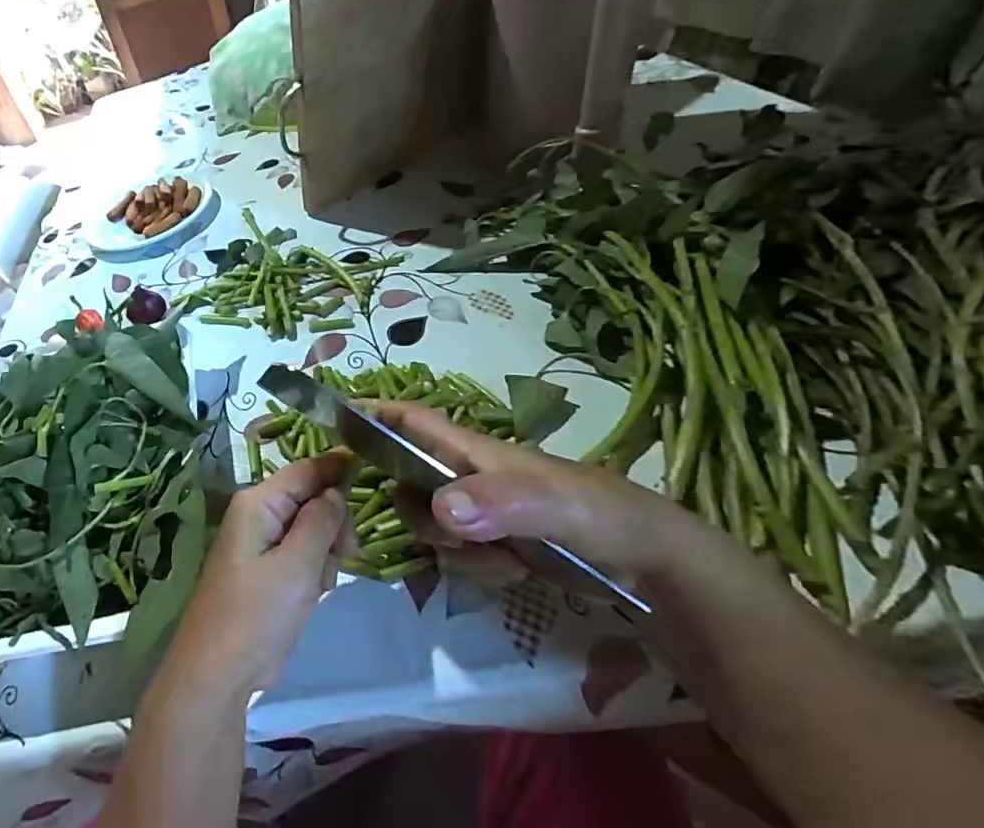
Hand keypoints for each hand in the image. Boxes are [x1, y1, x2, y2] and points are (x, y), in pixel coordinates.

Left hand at [156, 452, 356, 700]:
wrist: (218, 673)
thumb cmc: (257, 614)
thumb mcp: (298, 564)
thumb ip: (321, 521)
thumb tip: (336, 491)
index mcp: (258, 503)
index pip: (306, 469)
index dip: (339, 466)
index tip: (373, 468)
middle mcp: (258, 516)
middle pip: (312, 500)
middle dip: (334, 523)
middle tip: (348, 553)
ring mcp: (261, 544)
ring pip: (312, 530)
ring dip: (326, 553)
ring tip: (319, 584)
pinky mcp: (267, 572)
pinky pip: (302, 556)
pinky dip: (314, 571)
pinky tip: (311, 594)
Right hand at [369, 401, 694, 581]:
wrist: (648, 563)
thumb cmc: (602, 515)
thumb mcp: (556, 506)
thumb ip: (500, 503)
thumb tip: (439, 508)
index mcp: (474, 451)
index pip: (413, 421)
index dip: (374, 412)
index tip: (335, 420)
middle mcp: (468, 476)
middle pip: (408, 487)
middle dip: (422, 517)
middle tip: (459, 535)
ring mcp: (481, 511)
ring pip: (431, 528)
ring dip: (459, 552)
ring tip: (508, 557)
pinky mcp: (493, 542)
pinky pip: (456, 555)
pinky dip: (479, 569)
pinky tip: (518, 570)